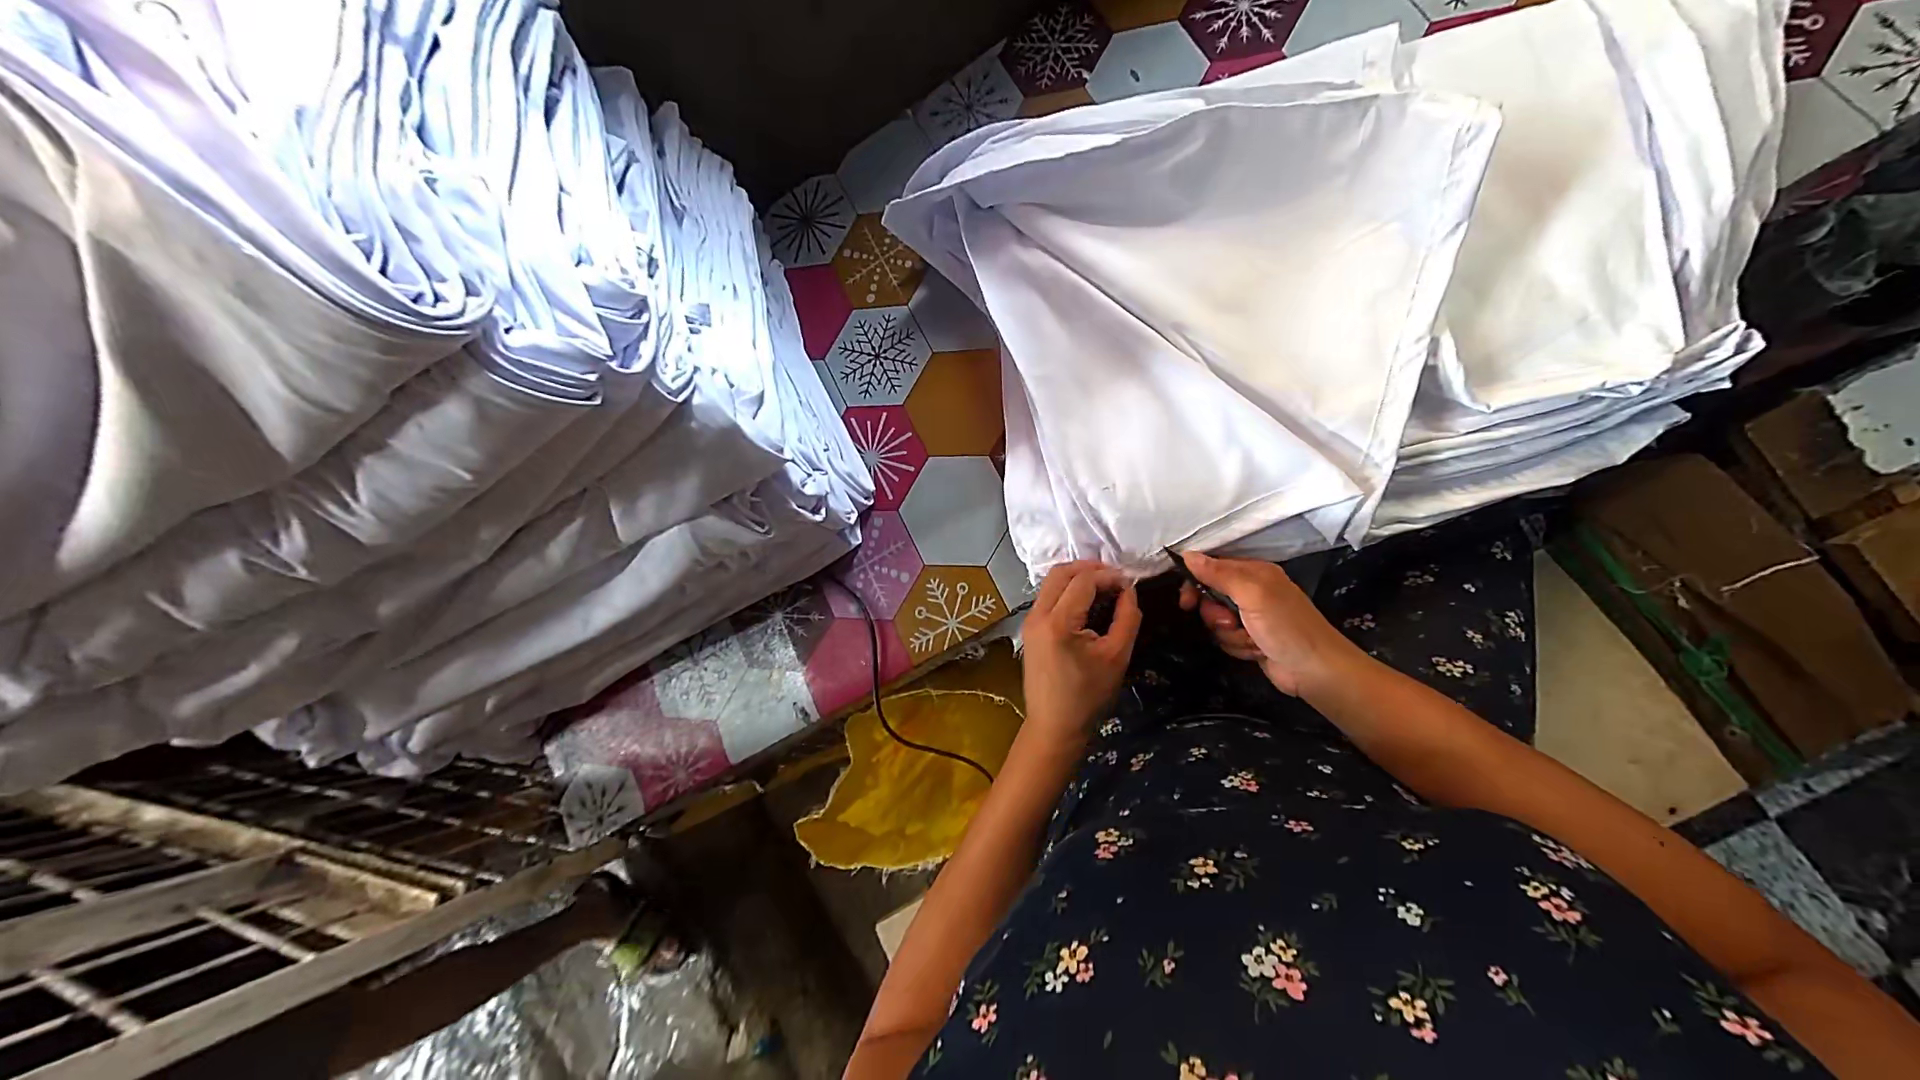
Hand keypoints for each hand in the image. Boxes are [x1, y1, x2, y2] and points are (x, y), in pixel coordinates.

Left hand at [1021, 562, 1141, 746]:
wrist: (1054, 725)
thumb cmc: (1088, 695)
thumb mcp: (1117, 656)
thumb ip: (1127, 617)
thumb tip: (1129, 590)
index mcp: (1058, 623)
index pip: (1083, 581)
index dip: (1109, 576)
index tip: (1129, 583)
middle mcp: (1037, 615)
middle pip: (1061, 572)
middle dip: (1091, 569)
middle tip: (1116, 578)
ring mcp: (1029, 621)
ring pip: (1051, 582)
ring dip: (1078, 578)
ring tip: (1105, 587)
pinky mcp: (1029, 628)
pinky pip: (1048, 596)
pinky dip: (1067, 590)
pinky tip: (1088, 601)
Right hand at [1177, 551, 1361, 697]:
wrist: (1315, 670)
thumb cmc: (1286, 627)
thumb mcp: (1252, 593)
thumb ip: (1219, 573)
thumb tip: (1187, 555)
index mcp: (1254, 572)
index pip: (1211, 567)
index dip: (1195, 582)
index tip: (1187, 601)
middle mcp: (1252, 591)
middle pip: (1210, 596)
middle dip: (1214, 614)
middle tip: (1227, 623)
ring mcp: (1252, 617)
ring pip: (1216, 621)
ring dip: (1228, 634)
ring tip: (1250, 640)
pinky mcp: (1251, 639)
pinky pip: (1226, 638)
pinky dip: (1237, 646)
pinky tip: (1255, 651)